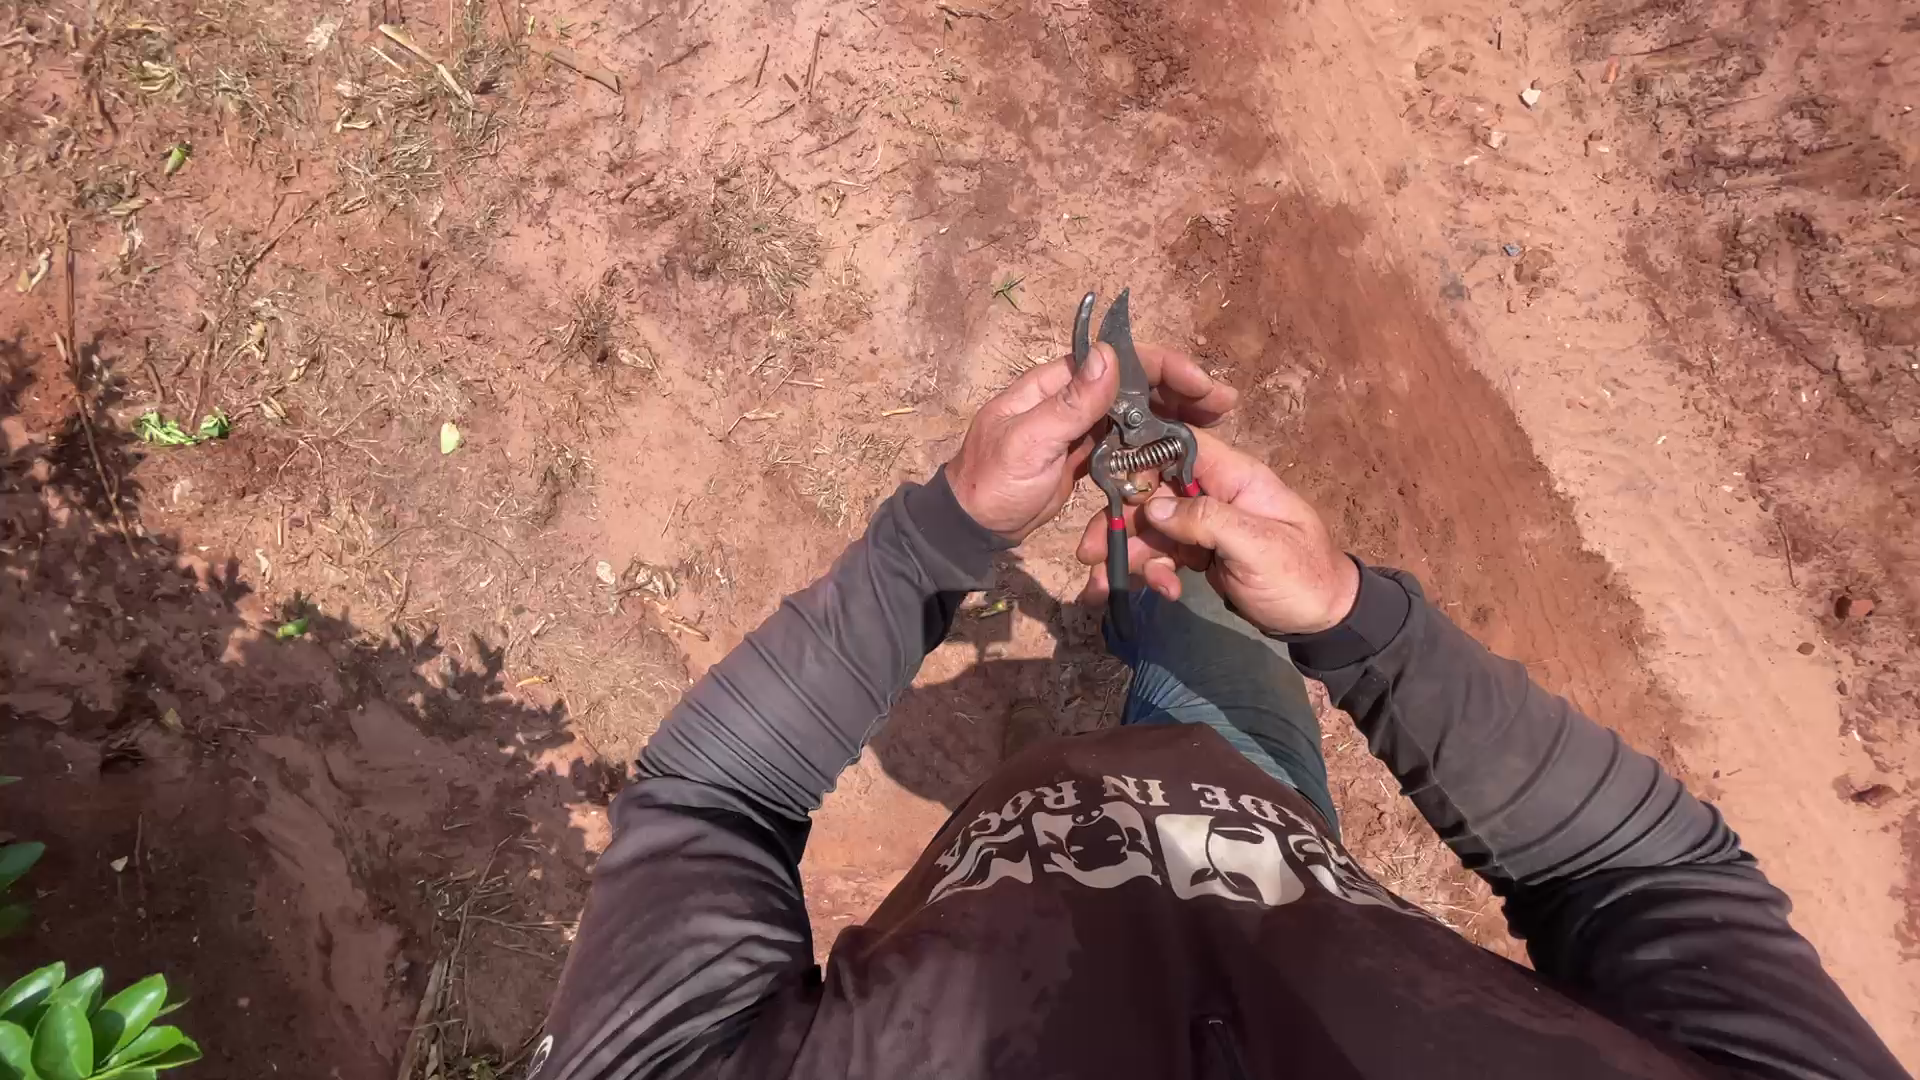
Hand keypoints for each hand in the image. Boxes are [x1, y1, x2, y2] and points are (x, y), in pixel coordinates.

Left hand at [948, 343, 1238, 540]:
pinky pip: (1126, 447)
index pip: (1116, 361)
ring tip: (1215, 425)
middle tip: (1223, 404)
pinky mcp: (1086, 459)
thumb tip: (1109, 355)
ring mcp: (1081, 431)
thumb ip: (1069, 404)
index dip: (1162, 366)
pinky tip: (1181, 453)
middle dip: (1179, 391)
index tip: (1199, 383)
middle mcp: (1072, 400)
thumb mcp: (1027, 442)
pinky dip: (1153, 447)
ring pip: (1135, 416)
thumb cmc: (993, 482)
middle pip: (1134, 385)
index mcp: (1055, 384)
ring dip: (1173, 417)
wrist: (974, 528)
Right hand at [1075, 428, 1358, 634]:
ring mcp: (1202, 525)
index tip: (1108, 486)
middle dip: (1119, 523)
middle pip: (1152, 494)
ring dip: (1125, 556)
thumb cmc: (1300, 575)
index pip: (1178, 447)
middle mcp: (1212, 494)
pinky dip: (1151, 575)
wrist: (1323, 621)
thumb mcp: (1259, 547)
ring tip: (1102, 587)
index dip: (1140, 459)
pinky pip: (1161, 557)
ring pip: (1150, 530)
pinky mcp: (1196, 554)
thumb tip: (1153, 508)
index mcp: (1234, 477)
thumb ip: (1206, 521)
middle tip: (1088, 553)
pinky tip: (1161, 593)